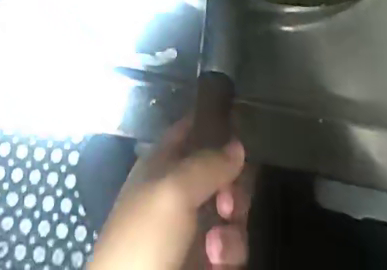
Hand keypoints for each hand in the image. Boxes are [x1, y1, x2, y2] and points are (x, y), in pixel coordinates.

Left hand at [89, 118, 248, 269]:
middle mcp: (178, 194)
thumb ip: (206, 164)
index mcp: (160, 166)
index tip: (242, 135)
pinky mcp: (204, 263)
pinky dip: (229, 257)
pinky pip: (230, 251)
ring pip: (230, 216)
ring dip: (232, 231)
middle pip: (221, 177)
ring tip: (216, 248)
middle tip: (229, 206)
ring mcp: (191, 232)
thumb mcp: (172, 191)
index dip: (215, 129)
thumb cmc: (145, 238)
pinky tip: (217, 265)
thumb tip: (237, 145)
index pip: (190, 132)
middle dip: (234, 189)